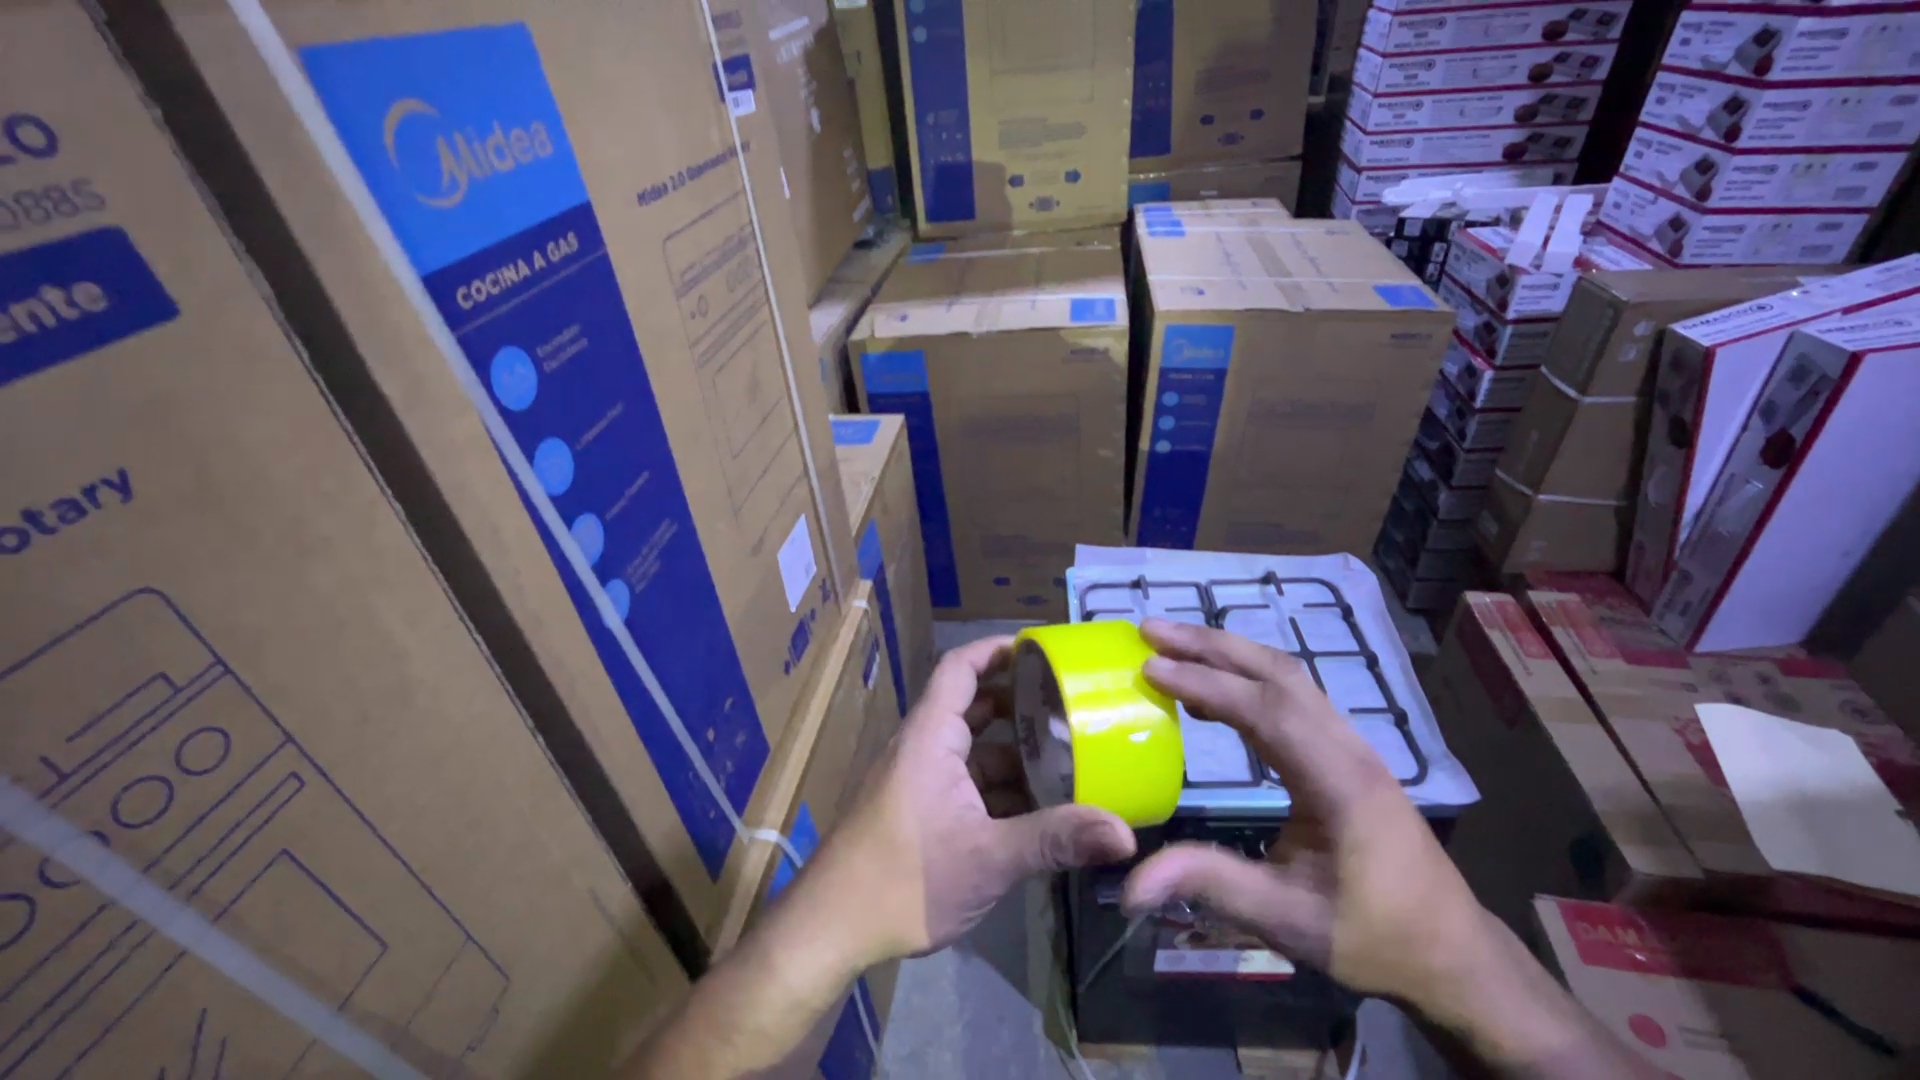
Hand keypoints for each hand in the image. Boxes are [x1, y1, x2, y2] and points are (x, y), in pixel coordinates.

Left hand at [814, 636, 1136, 965]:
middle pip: (972, 707)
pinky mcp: (918, 813)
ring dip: (1014, 754)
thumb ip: (1055, 839)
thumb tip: (1124, 834)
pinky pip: (965, 784)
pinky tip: (1038, 809)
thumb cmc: (904, 879)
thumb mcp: (989, 858)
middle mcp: (922, 749)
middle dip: (1020, 705)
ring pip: (972, 752)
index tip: (1043, 650)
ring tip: (1069, 757)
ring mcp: (918, 782)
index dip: (997, 650)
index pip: (960, 669)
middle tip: (1072, 707)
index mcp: (930, 738)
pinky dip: (999, 789)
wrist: (831, 928)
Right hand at [1121, 619, 1491, 1009]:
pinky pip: (1292, 698)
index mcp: (1339, 781)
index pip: (1265, 710)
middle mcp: (1348, 748)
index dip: (1204, 683)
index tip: (1148, 667)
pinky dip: (1246, 680)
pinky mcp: (1346, 756)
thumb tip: (1131, 882)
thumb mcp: (1289, 920)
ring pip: (1288, 678)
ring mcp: (1351, 747)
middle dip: (1211, 645)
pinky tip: (1213, 695)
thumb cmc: (1374, 938)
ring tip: (1171, 647)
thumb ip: (1212, 885)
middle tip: (1150, 631)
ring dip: (1229, 655)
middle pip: (1278, 673)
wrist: (1450, 953)